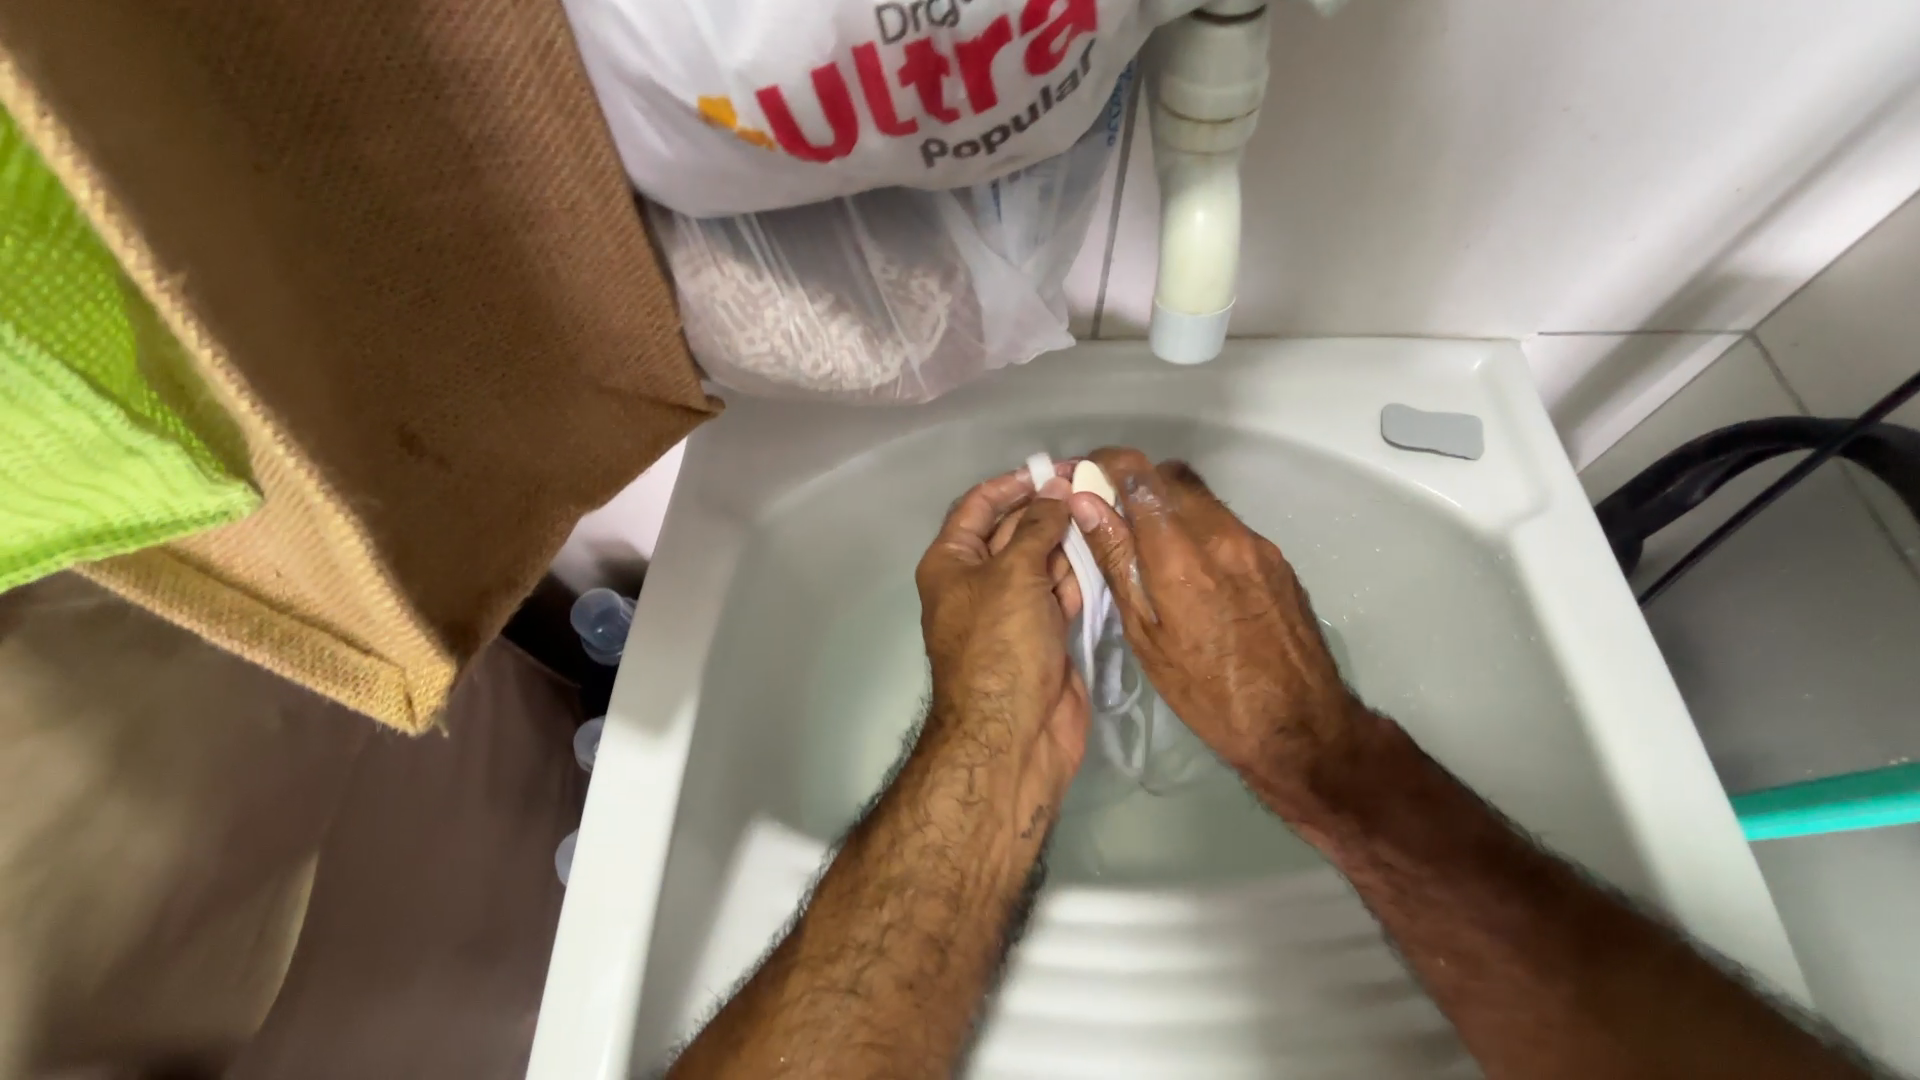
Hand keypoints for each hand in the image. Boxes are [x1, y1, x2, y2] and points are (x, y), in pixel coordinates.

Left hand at [915, 465, 1090, 860]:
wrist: (1014, 734)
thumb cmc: (1001, 644)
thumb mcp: (1014, 574)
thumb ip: (1037, 528)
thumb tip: (1054, 491)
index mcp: (952, 562)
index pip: (979, 506)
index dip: (1013, 483)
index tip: (1054, 469)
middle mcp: (979, 581)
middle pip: (1014, 530)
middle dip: (1049, 508)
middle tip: (1094, 484)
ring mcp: (1013, 609)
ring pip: (1043, 560)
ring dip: (1071, 538)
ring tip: (1109, 508)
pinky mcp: (1045, 633)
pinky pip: (1062, 591)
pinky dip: (1082, 573)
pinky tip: (1109, 548)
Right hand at [1066, 448, 1363, 812]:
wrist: (1298, 725)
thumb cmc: (1204, 692)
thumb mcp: (1145, 633)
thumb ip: (1117, 561)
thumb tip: (1086, 505)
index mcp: (1180, 554)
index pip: (1139, 475)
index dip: (1107, 462)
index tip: (1086, 474)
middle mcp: (1222, 534)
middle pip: (1172, 476)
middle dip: (1137, 483)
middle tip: (1114, 516)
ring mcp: (1256, 544)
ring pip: (1202, 498)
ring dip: (1169, 506)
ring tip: (1151, 549)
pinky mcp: (1276, 558)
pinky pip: (1227, 525)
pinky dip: (1199, 530)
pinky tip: (1193, 574)